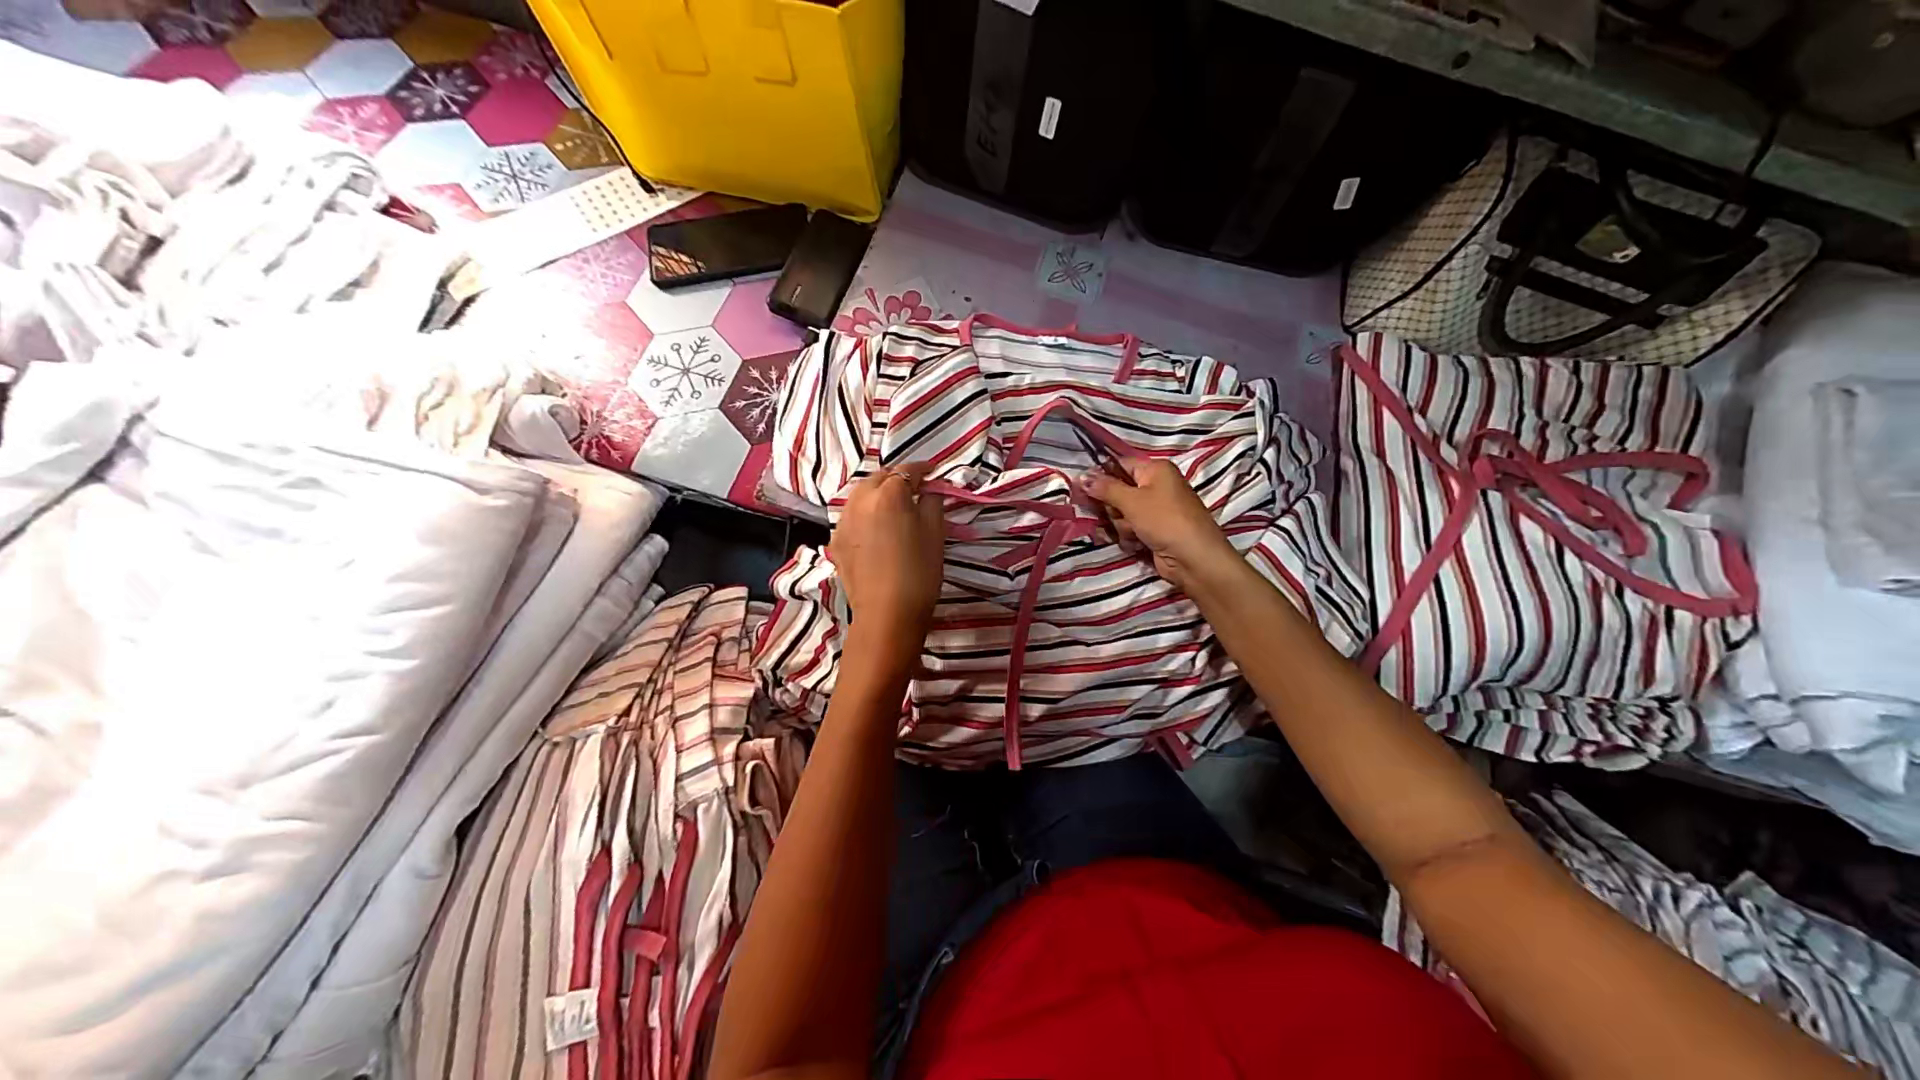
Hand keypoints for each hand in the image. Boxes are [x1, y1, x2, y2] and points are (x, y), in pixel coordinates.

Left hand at [830, 464, 946, 652]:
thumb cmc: (919, 572)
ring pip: (860, 495)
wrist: (887, 614)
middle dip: (896, 479)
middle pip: (879, 478)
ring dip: (877, 494)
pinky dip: (865, 515)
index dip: (923, 470)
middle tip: (914, 489)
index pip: (907, 471)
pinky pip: (851, 517)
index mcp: (889, 494)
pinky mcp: (835, 541)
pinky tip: (876, 529)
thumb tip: (929, 491)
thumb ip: (932, 502)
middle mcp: (860, 500)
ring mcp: (843, 521)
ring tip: (893, 506)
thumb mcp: (935, 532)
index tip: (933, 473)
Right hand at [1077, 458, 1238, 591]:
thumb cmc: (1165, 520)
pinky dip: (1129, 537)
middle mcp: (1156, 486)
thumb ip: (1104, 488)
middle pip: (1118, 491)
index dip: (1101, 476)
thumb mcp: (1132, 501)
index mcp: (1155, 470)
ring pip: (1121, 513)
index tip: (1082, 489)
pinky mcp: (1153, 531)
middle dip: (1113, 507)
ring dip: (1121, 526)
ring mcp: (1155, 510)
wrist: (1193, 558)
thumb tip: (1081, 476)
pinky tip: (1135, 544)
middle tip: (1116, 515)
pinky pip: (1130, 528)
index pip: (1119, 465)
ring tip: (1133, 533)